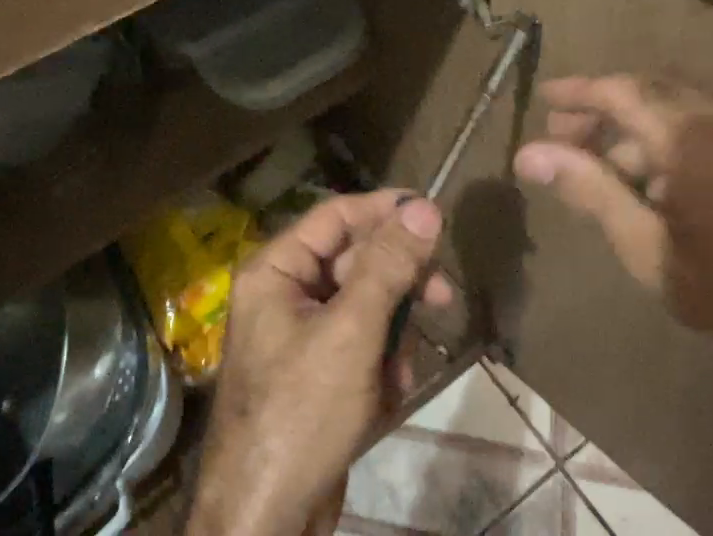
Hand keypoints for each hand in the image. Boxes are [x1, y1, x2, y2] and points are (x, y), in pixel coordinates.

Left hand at [187, 191, 452, 535]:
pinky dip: (382, 364)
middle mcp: (284, 295)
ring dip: (394, 332)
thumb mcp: (351, 333)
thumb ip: (388, 267)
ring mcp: (301, 337)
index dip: (385, 209)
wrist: (268, 515)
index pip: (335, 216)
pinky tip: (390, 394)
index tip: (436, 211)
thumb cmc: (301, 412)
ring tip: (403, 367)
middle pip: (355, 261)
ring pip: (366, 306)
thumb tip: (424, 207)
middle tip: (443, 292)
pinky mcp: (319, 375)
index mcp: (276, 272)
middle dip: (398, 282)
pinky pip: (362, 346)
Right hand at [512, 75, 712, 365]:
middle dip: (602, 108)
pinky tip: (643, 188)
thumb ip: (592, 192)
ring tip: (594, 167)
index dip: (579, 91)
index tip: (542, 99)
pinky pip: (702, 133)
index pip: (623, 92)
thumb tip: (528, 153)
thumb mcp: (649, 250)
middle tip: (561, 134)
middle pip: (651, 93)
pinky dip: (663, 145)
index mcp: (693, 140)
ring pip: (677, 113)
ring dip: (632, 130)